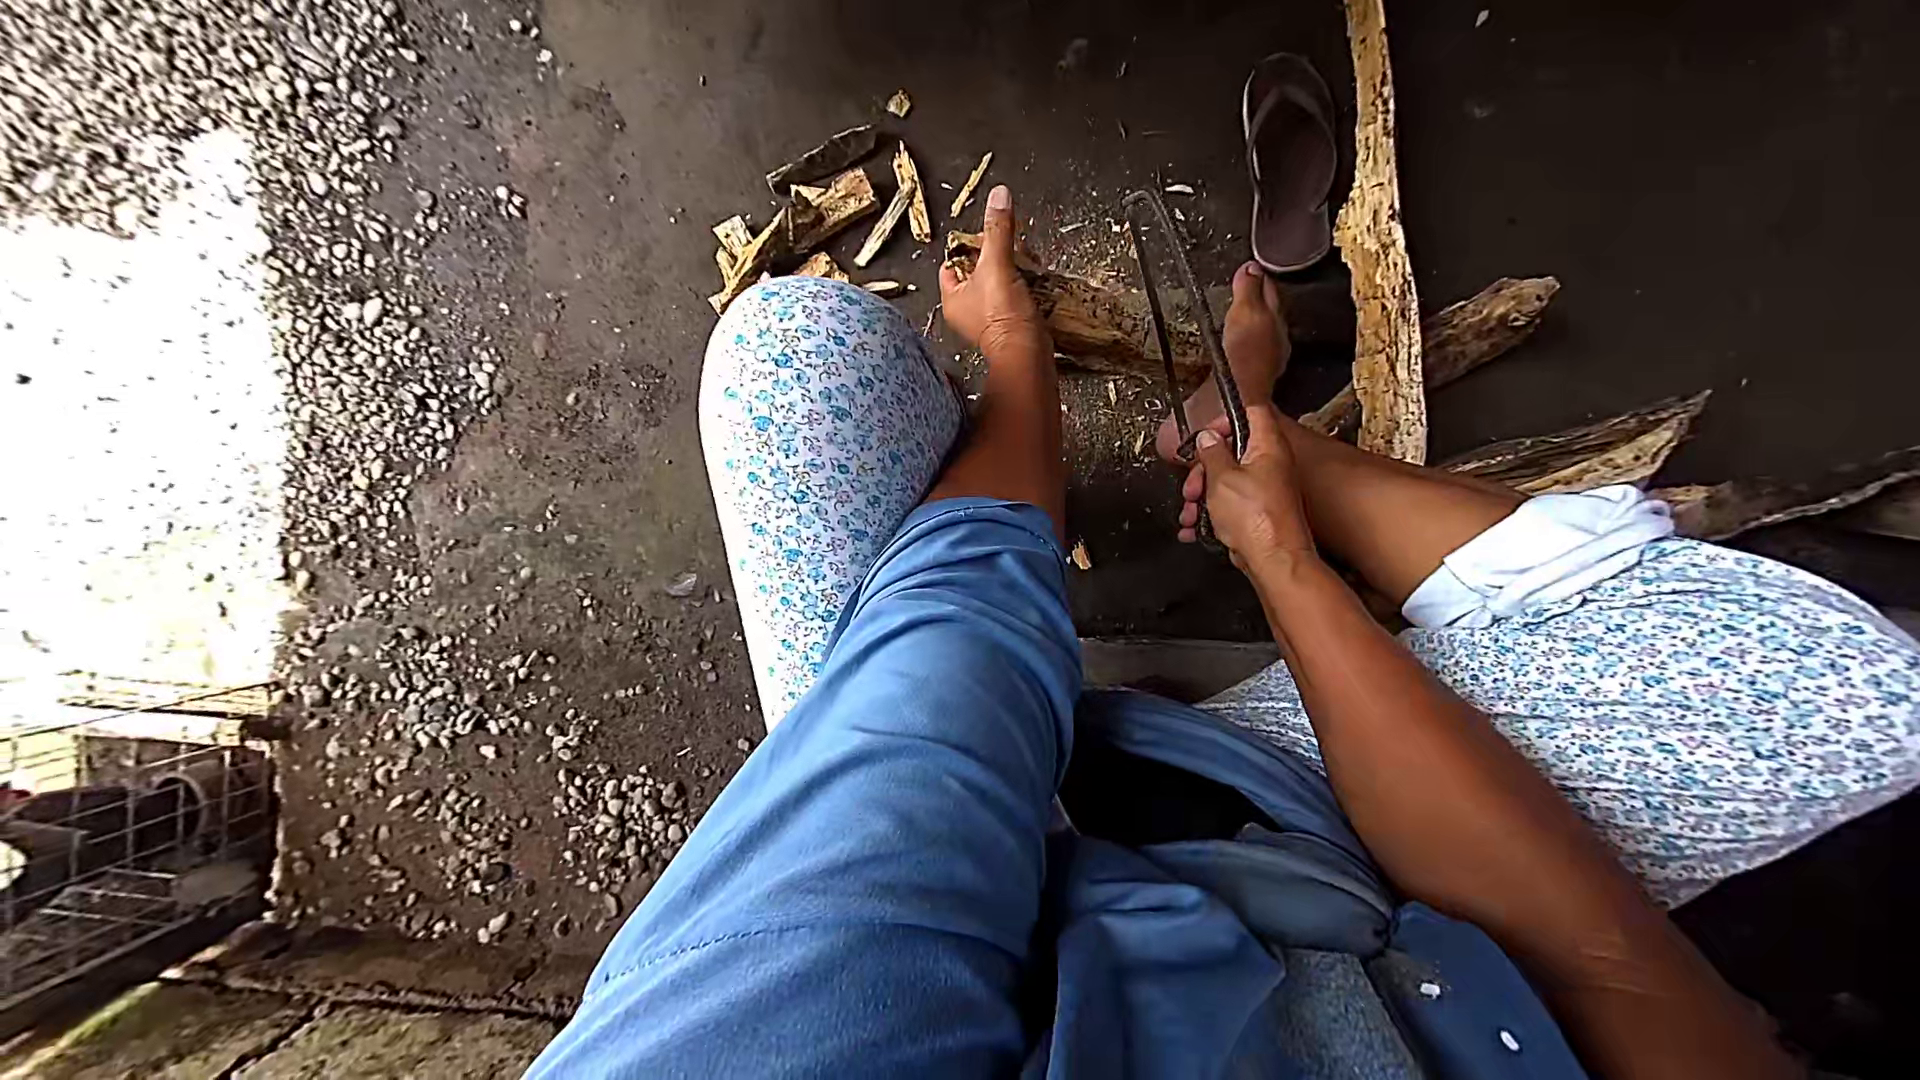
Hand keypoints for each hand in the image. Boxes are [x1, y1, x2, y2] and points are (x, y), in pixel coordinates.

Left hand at [939, 185, 1048, 359]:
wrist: (1028, 353)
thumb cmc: (1004, 316)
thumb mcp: (998, 264)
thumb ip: (998, 229)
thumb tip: (999, 195)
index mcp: (952, 299)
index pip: (950, 264)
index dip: (965, 246)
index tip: (983, 235)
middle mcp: (965, 312)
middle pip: (975, 272)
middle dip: (993, 256)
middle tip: (1008, 245)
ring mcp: (986, 321)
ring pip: (995, 284)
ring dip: (1009, 270)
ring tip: (1024, 259)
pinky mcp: (1007, 326)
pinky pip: (1010, 297)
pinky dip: (1020, 286)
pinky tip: (1031, 277)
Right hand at [1179, 404, 1315, 571]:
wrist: (1273, 559)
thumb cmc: (1257, 520)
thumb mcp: (1221, 478)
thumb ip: (1212, 452)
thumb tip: (1207, 438)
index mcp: (1268, 447)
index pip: (1252, 412)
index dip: (1225, 419)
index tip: (1205, 435)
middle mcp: (1270, 464)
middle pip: (1231, 450)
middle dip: (1203, 467)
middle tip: (1193, 483)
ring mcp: (1264, 488)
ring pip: (1224, 479)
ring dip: (1201, 494)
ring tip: (1190, 510)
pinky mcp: (1256, 510)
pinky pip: (1228, 503)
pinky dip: (1209, 512)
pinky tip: (1194, 525)